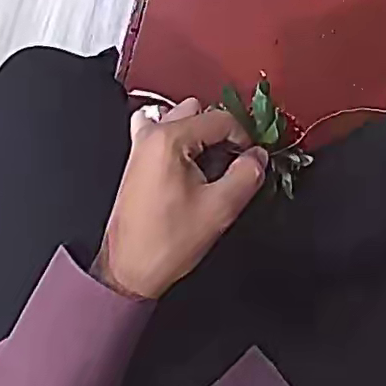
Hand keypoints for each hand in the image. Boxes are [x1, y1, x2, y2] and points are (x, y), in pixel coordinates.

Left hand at [96, 98, 266, 299]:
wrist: (127, 272)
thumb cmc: (167, 242)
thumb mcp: (220, 208)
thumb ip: (247, 174)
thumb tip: (258, 156)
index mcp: (170, 139)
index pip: (222, 119)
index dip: (244, 138)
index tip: (251, 161)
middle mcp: (152, 133)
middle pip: (202, 113)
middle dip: (222, 135)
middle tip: (232, 165)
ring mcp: (141, 144)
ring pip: (182, 118)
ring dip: (201, 135)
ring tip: (209, 166)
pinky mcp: (137, 158)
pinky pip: (160, 130)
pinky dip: (178, 138)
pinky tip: (187, 161)